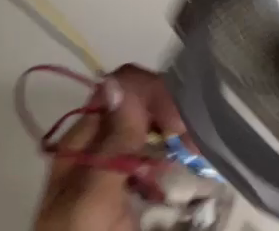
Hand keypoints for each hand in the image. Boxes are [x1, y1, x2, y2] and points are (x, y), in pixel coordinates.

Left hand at [34, 65, 185, 230]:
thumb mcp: (93, 197)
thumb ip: (111, 142)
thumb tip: (119, 80)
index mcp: (82, 141)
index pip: (119, 88)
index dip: (151, 93)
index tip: (177, 124)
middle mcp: (99, 146)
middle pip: (139, 103)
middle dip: (170, 111)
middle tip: (192, 143)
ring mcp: (116, 168)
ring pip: (152, 127)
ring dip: (176, 132)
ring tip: (196, 154)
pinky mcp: (132, 191)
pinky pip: (156, 157)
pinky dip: (174, 155)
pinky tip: (188, 166)